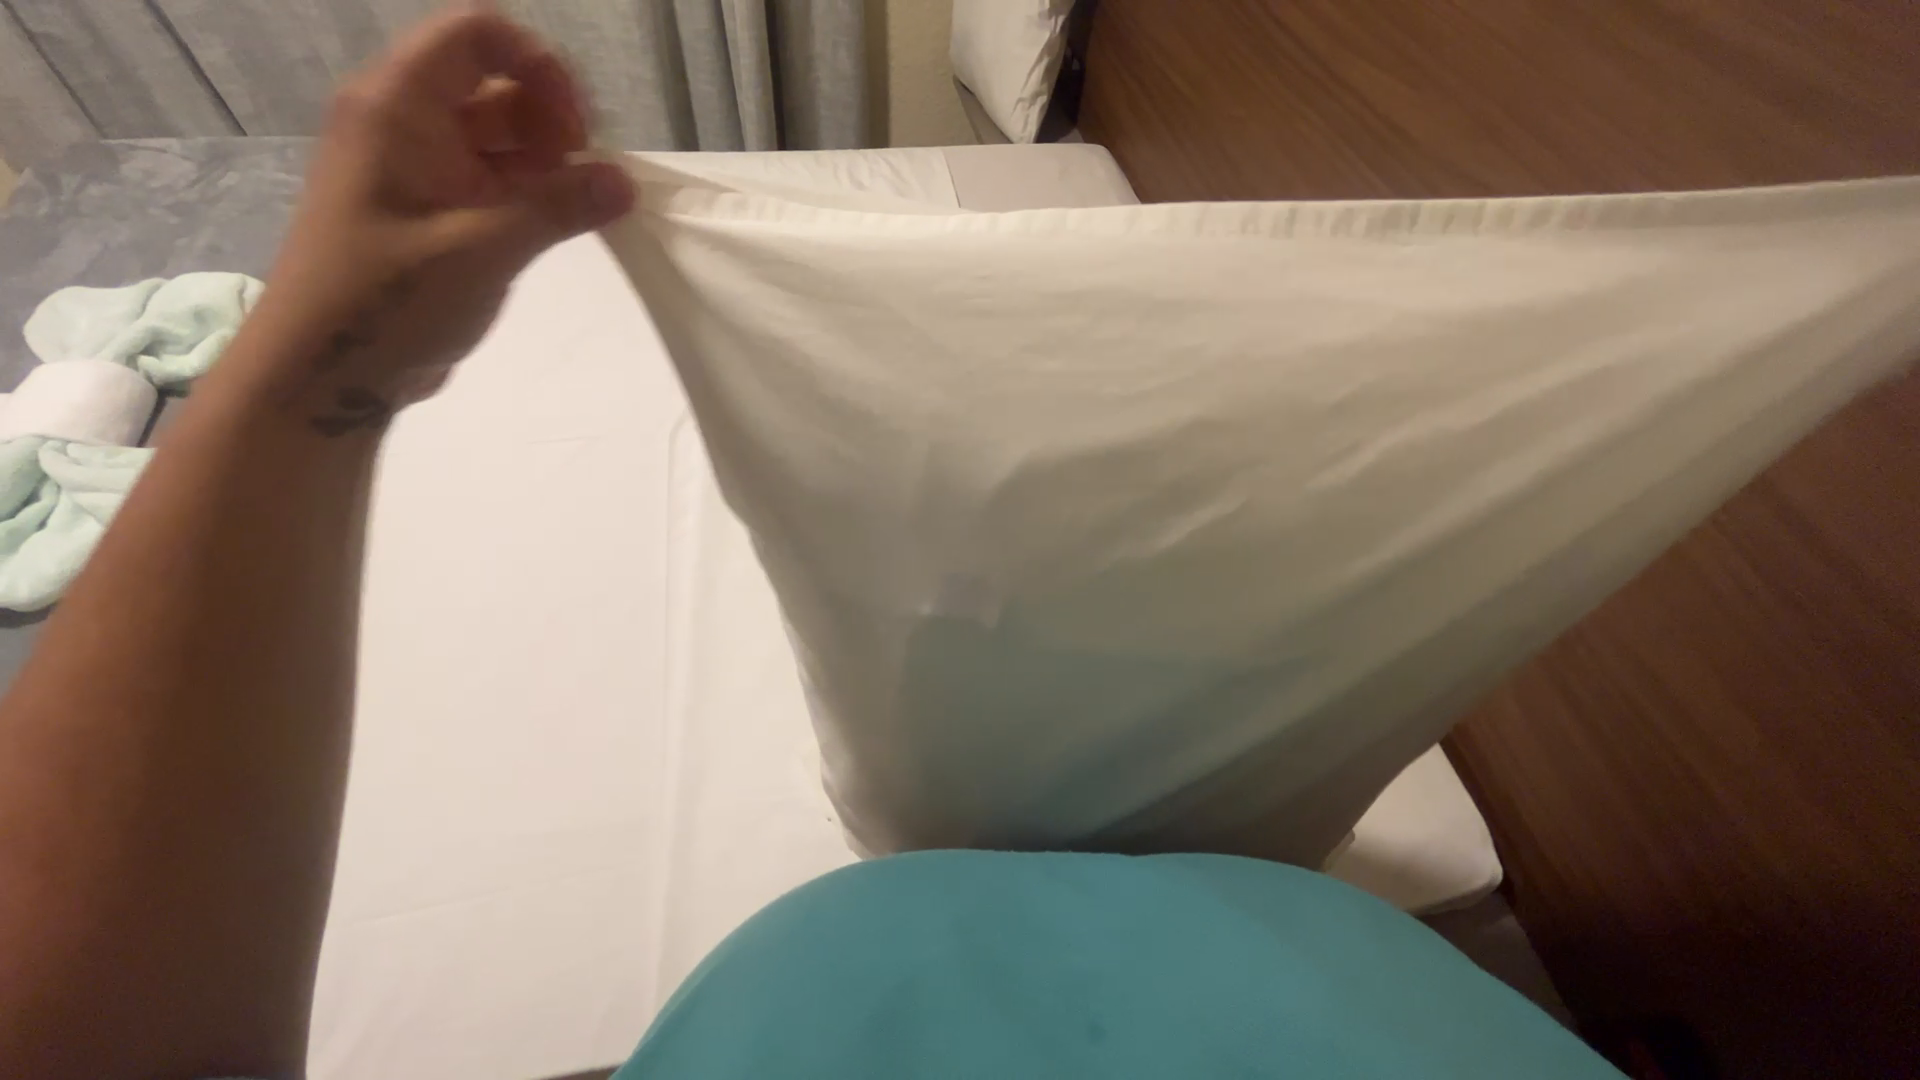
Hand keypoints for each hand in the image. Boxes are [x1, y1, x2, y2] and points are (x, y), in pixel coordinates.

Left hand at [236, 6, 634, 436]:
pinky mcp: (434, 209)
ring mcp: (420, 167)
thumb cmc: (391, 299)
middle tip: (585, 181)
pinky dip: (532, 192)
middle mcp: (406, 122)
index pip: (478, 34)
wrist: (330, 369)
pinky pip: (493, 177)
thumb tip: (624, 181)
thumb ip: (559, 208)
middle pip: (496, 83)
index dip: (541, 66)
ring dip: (548, 162)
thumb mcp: (484, 249)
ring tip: (578, 210)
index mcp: (399, 106)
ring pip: (499, 135)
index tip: (581, 132)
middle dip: (553, 122)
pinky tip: (558, 225)